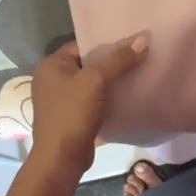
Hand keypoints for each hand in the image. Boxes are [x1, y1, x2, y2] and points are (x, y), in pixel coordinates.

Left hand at [29, 36, 148, 174]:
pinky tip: (129, 95)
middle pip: (89, 63)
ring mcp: (62, 99)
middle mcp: (53, 79)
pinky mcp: (72, 116)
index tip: (131, 42)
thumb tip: (143, 39)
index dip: (106, 42)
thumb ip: (119, 59)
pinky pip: (94, 99)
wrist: (62, 157)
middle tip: (139, 56)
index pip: (82, 44)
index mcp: (51, 65)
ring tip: (139, 73)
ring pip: (93, 83)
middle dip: (113, 61)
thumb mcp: (96, 81)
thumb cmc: (72, 114)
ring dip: (113, 80)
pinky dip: (109, 97)